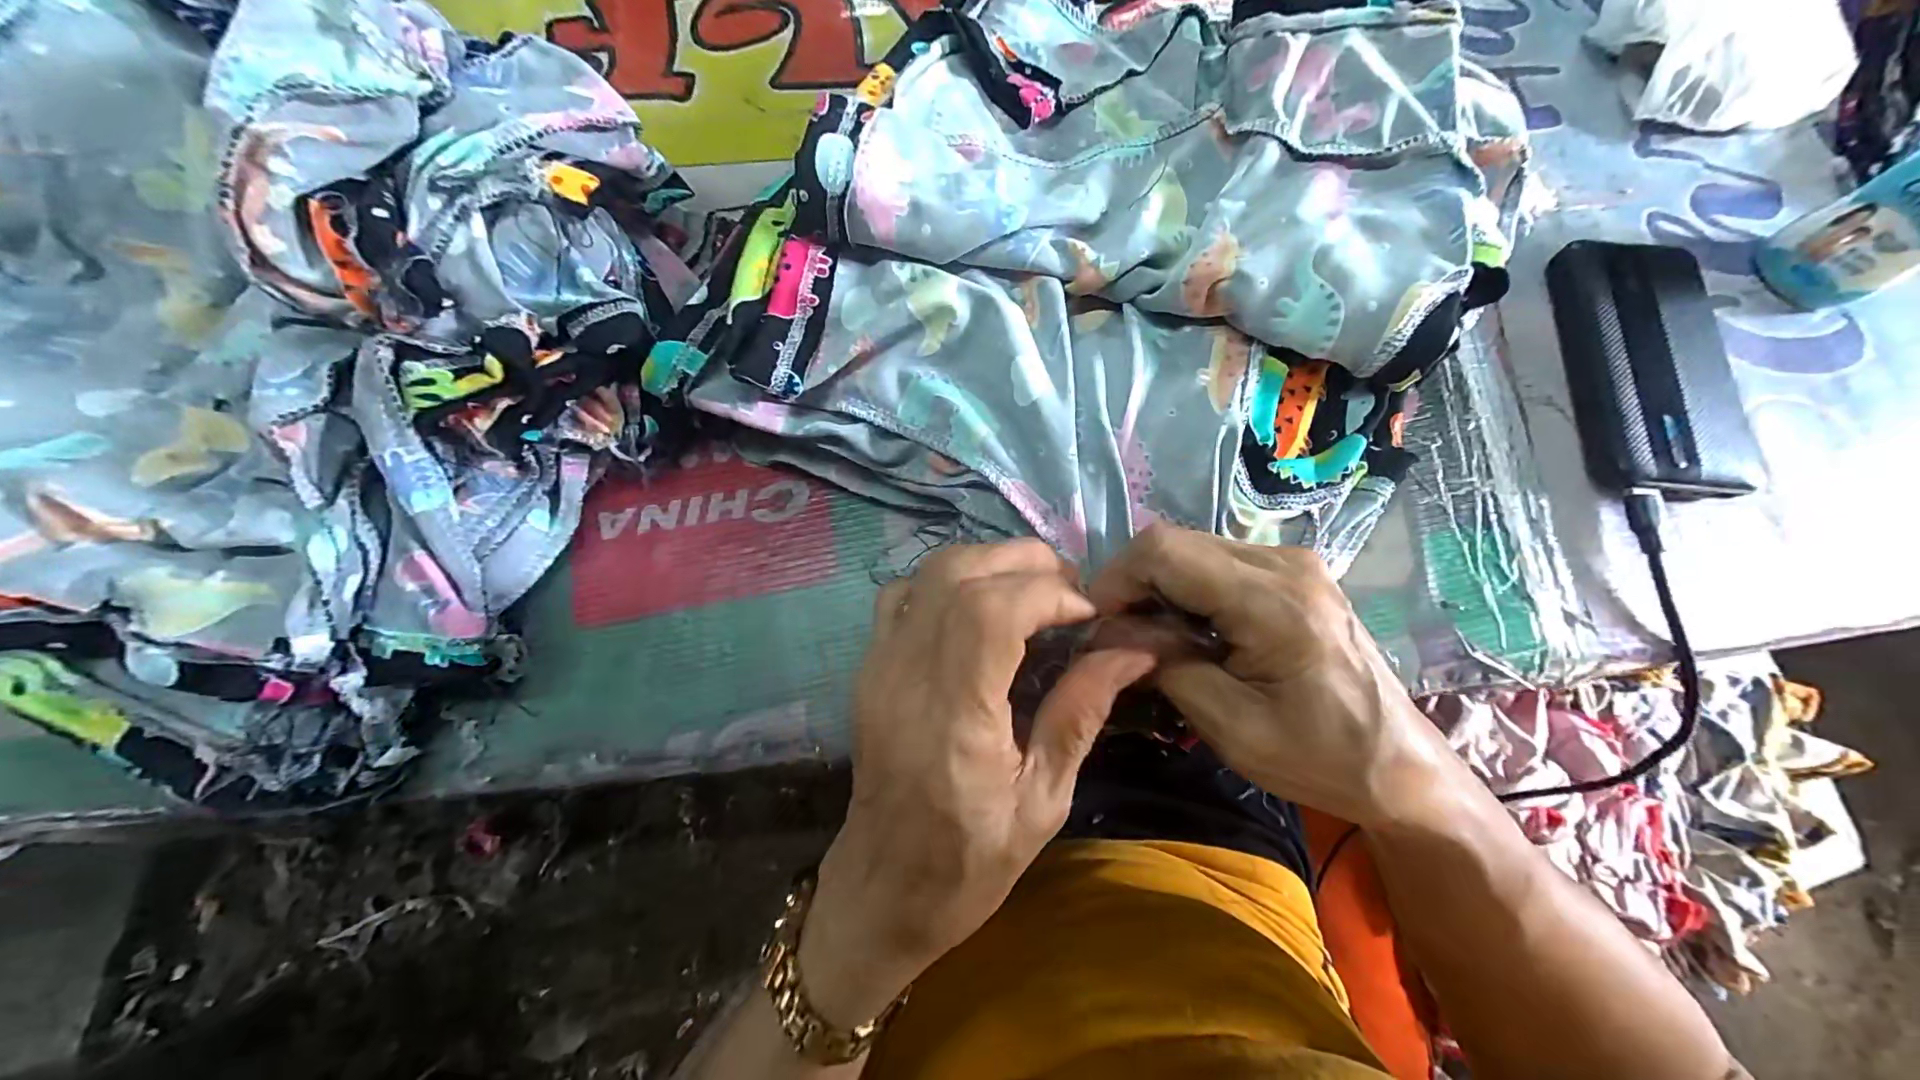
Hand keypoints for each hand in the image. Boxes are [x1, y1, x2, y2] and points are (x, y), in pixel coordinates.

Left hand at [798, 539, 1155, 1026]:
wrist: (882, 890)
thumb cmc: (969, 862)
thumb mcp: (1043, 800)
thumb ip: (1080, 712)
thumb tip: (1131, 650)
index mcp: (954, 719)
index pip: (990, 612)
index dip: (1047, 592)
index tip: (1088, 613)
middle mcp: (906, 679)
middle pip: (957, 575)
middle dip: (1023, 563)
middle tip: (1069, 589)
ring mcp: (878, 667)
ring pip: (927, 574)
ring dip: (987, 563)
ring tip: (1033, 589)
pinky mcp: (867, 668)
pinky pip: (902, 595)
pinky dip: (946, 582)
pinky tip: (979, 607)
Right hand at [1087, 524, 1466, 827]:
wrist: (1402, 768)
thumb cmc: (1321, 758)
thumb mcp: (1233, 727)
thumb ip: (1166, 667)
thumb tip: (1108, 632)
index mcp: (1274, 601)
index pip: (1165, 551)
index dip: (1117, 578)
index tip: (1098, 625)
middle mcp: (1285, 563)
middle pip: (1176, 541)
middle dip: (1133, 583)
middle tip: (1117, 636)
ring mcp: (1294, 563)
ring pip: (1193, 547)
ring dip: (1158, 585)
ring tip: (1149, 636)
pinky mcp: (1294, 573)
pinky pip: (1218, 561)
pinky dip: (1186, 588)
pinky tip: (1187, 629)